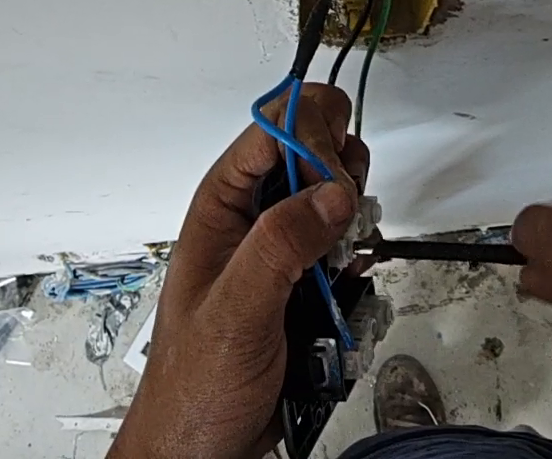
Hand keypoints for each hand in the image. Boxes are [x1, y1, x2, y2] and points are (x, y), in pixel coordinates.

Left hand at [112, 83, 368, 458]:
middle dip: (339, 170)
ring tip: (340, 254)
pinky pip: (346, 230)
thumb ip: (280, 246)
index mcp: (223, 201)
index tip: (336, 178)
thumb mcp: (234, 313)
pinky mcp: (305, 265)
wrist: (205, 446)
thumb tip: (331, 193)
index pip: (274, 125)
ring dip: (352, 211)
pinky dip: (358, 245)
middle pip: (312, 142)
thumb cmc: (194, 386)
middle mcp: (253, 210)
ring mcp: (281, 237)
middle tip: (342, 217)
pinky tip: (346, 274)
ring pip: (334, 184)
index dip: (312, 136)